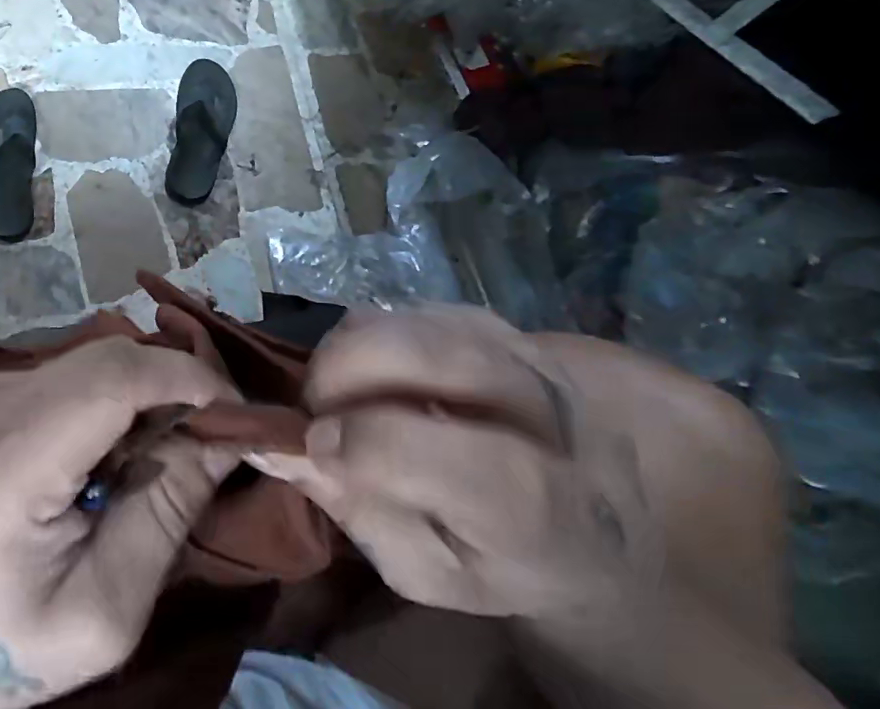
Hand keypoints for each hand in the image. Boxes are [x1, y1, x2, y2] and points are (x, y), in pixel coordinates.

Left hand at [0, 336, 237, 708]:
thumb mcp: (110, 606)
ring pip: (95, 356)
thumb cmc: (18, 637)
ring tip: (170, 448)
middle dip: (175, 380)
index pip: (110, 382)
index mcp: (9, 466)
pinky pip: (75, 368)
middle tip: (217, 433)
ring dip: (148, 387)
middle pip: (106, 357)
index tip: (241, 411)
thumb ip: (167, 510)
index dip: (185, 379)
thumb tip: (229, 435)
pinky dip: (118, 392)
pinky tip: (123, 445)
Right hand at [253, 306, 661, 623]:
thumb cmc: (506, 553)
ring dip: (346, 352)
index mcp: (552, 510)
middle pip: (436, 356)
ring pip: (409, 321)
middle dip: (341, 372)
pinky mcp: (494, 318)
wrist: (605, 495)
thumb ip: (359, 513)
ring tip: (340, 393)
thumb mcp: (435, 571)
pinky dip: (365, 337)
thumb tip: (275, 447)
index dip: (372, 448)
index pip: (468, 465)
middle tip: (315, 409)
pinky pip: (406, 309)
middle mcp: (552, 416)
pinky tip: (371, 376)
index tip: (317, 448)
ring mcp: (524, 350)